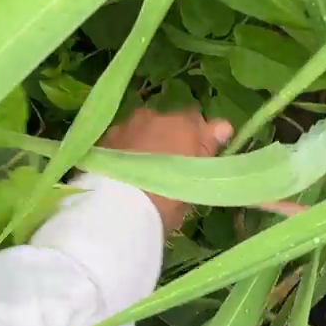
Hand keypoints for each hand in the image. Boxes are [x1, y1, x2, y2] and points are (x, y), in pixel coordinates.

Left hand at [99, 108, 230, 232]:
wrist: (115, 209)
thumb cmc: (165, 200)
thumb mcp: (194, 181)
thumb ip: (207, 150)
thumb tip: (223, 127)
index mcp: (183, 124)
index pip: (197, 121)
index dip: (198, 138)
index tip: (197, 158)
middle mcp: (154, 116)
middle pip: (167, 123)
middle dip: (169, 138)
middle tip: (169, 166)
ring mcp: (126, 125)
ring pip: (142, 129)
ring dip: (145, 143)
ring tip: (142, 170)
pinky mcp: (102, 139)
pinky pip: (121, 140)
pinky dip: (124, 150)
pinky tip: (122, 171)